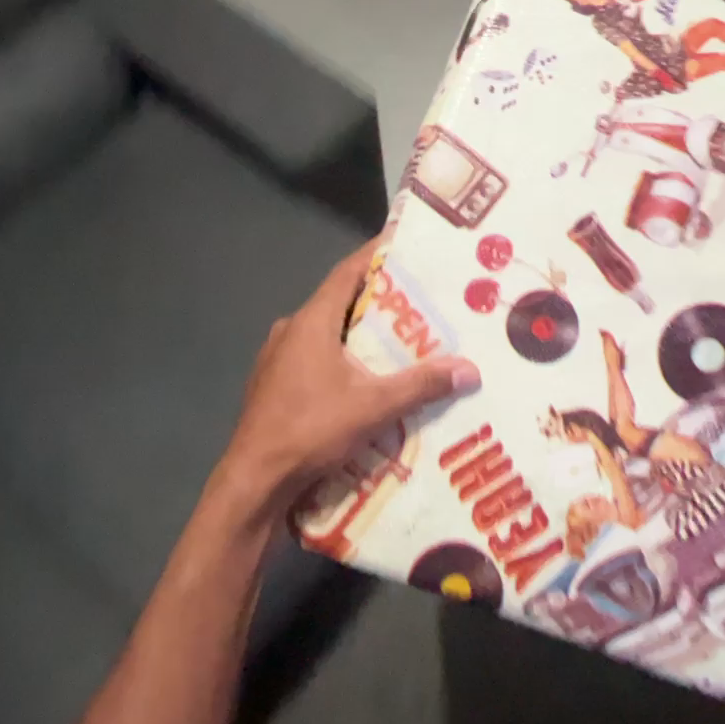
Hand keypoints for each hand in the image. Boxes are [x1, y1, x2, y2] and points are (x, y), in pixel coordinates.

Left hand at [218, 238, 479, 524]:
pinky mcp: (272, 384)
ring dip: (358, 332)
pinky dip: (340, 357)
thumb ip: (421, 385)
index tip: (404, 244)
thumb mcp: (373, 407)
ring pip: (325, 332)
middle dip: (376, 298)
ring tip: (398, 338)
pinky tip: (363, 377)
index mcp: (312, 322)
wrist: (255, 478)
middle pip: (339, 301)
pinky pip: (313, 356)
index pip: (348, 272)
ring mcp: (276, 357)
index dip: (375, 255)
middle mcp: (291, 330)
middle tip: (417, 298)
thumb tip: (470, 370)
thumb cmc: (310, 430)